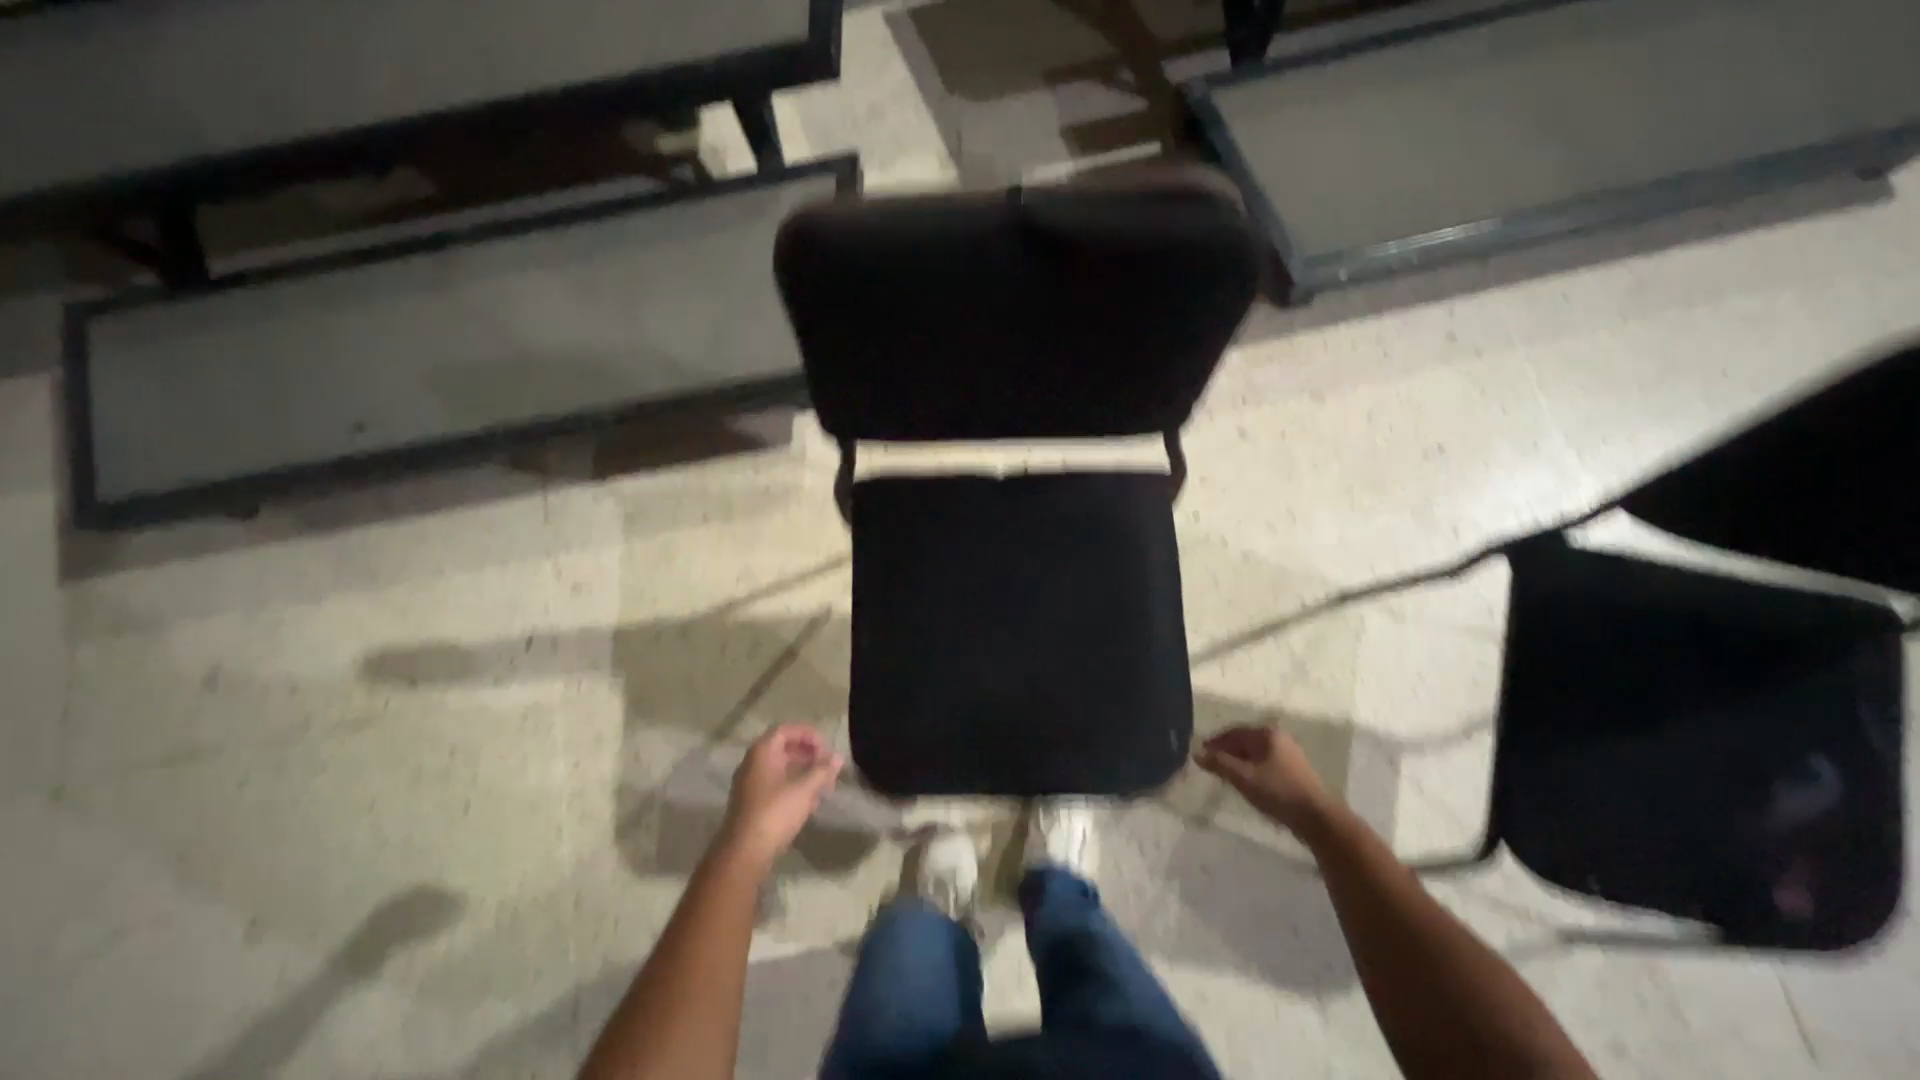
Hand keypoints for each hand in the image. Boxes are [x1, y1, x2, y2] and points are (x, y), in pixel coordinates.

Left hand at [720, 725, 844, 866]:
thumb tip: (837, 757)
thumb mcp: (804, 790)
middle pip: (781, 747)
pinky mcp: (751, 803)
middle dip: (807, 753)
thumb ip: (822, 771)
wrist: (744, 851)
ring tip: (823, 782)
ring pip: (779, 767)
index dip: (808, 734)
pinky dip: (792, 785)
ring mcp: (749, 784)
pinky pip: (774, 784)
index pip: (785, 730)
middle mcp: (752, 763)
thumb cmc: (775, 813)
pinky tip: (809, 800)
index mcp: (762, 753)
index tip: (826, 748)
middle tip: (827, 764)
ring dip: (802, 770)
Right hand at [1193, 725, 1334, 835]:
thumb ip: (1218, 763)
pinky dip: (1251, 771)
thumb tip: (1197, 752)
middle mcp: (1279, 738)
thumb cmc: (1277, 791)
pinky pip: (1265, 764)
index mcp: (1267, 734)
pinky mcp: (1294, 771)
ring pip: (1255, 754)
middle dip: (1226, 753)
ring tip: (1225, 778)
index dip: (1214, 743)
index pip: (1232, 732)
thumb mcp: (1243, 777)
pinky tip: (1246, 784)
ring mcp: (1289, 754)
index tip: (1199, 756)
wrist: (1316, 817)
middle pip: (1244, 742)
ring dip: (1238, 763)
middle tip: (1210, 768)